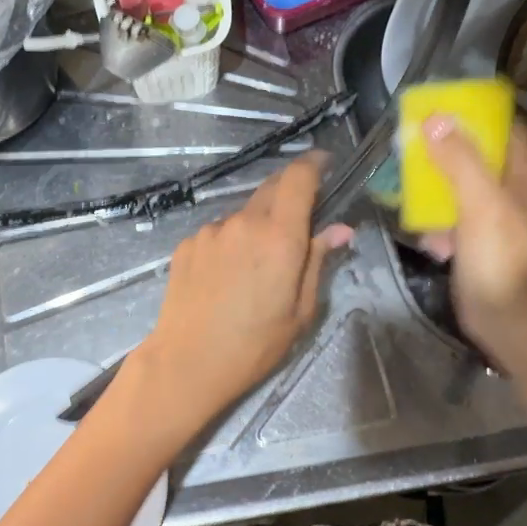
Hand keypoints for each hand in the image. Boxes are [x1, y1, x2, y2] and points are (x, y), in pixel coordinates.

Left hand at [124, 155, 353, 433]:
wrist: (188, 360)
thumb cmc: (254, 344)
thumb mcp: (300, 310)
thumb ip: (317, 261)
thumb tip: (339, 229)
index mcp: (279, 236)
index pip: (299, 179)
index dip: (314, 165)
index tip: (324, 165)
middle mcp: (243, 223)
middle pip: (271, 188)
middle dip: (289, 194)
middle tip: (298, 220)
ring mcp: (210, 231)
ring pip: (242, 214)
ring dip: (256, 225)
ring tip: (255, 266)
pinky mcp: (187, 244)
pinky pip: (218, 233)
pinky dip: (230, 243)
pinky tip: (226, 276)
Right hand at [417, 118, 526, 348]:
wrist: (512, 323)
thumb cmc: (503, 261)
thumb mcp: (481, 204)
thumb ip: (459, 159)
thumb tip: (435, 118)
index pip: (501, 124)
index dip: (467, 115)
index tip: (429, 113)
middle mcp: (526, 185)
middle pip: (480, 153)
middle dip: (444, 155)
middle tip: (411, 153)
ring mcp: (508, 212)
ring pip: (465, 184)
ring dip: (438, 191)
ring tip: (414, 199)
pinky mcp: (490, 236)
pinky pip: (461, 214)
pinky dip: (443, 221)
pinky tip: (431, 238)